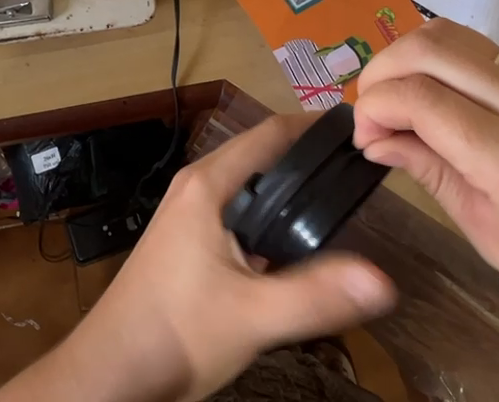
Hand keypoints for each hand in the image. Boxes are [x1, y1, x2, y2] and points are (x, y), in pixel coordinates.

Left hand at [1, 115, 395, 401]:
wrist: (114, 371)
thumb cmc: (176, 332)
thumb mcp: (253, 316)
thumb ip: (317, 295)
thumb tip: (384, 279)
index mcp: (207, 184)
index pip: (268, 134)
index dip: (312, 126)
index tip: (358, 130)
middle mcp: (197, 187)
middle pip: (260, 156)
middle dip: (306, 158)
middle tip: (359, 169)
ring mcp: (190, 214)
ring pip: (250, 187)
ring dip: (289, 190)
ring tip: (340, 200)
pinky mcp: (190, 241)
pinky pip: (239, 213)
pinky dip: (271, 217)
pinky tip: (298, 244)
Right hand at [351, 20, 498, 338]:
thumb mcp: (498, 241)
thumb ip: (433, 175)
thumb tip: (374, 139)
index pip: (420, 98)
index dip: (374, 108)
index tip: (362, 139)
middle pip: (429, 47)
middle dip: (380, 70)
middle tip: (369, 111)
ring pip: (449, 33)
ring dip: (405, 55)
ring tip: (393, 99)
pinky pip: (476, 46)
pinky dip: (435, 58)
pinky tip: (429, 95)